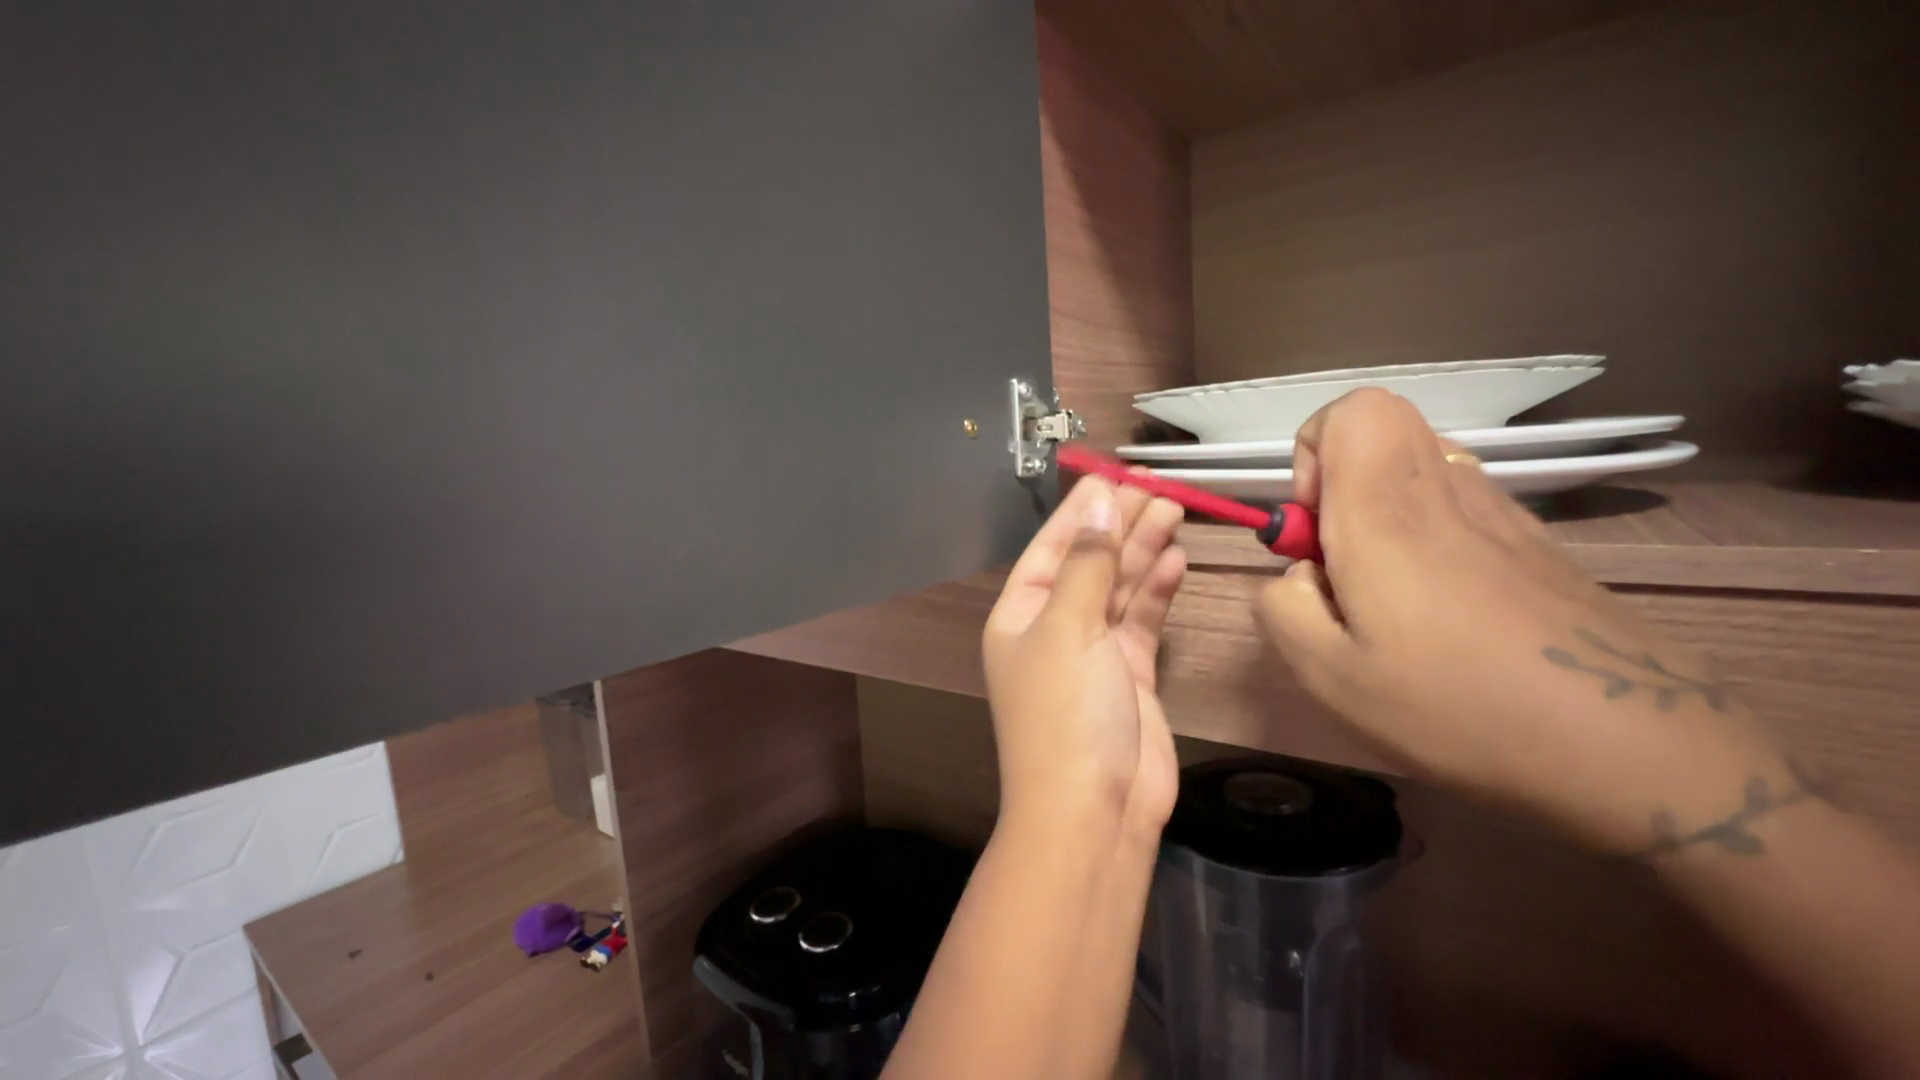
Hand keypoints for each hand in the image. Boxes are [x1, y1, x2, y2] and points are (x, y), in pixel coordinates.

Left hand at [983, 475, 1187, 840]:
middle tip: (1159, 486)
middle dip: (1120, 524)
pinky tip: (1176, 559)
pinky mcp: (1131, 674)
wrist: (1094, 808)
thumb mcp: (1069, 626)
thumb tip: (1098, 501)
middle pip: (1089, 562)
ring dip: (1143, 549)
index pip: (1051, 547)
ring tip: (1174, 509)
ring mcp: (1094, 652)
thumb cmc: (1066, 711)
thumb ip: (1088, 561)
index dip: (1082, 511)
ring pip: (1119, 586)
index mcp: (1020, 614)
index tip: (1115, 474)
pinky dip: (1157, 590)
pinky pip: (1142, 619)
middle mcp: (1053, 628)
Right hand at [1256, 389, 1788, 852]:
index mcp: (1386, 509)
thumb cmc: (1454, 702)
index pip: (1351, 410)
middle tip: (1343, 559)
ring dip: (1387, 511)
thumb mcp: (1326, 673)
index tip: (1313, 526)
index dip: (1312, 452)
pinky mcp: (1537, 545)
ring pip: (1422, 468)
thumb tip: (1301, 576)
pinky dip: (1433, 538)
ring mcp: (1502, 514)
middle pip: (1385, 428)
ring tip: (1394, 598)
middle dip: (1342, 480)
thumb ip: (1282, 605)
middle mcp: (1446, 491)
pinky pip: (1464, 508)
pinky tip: (1448, 616)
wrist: (1623, 741)